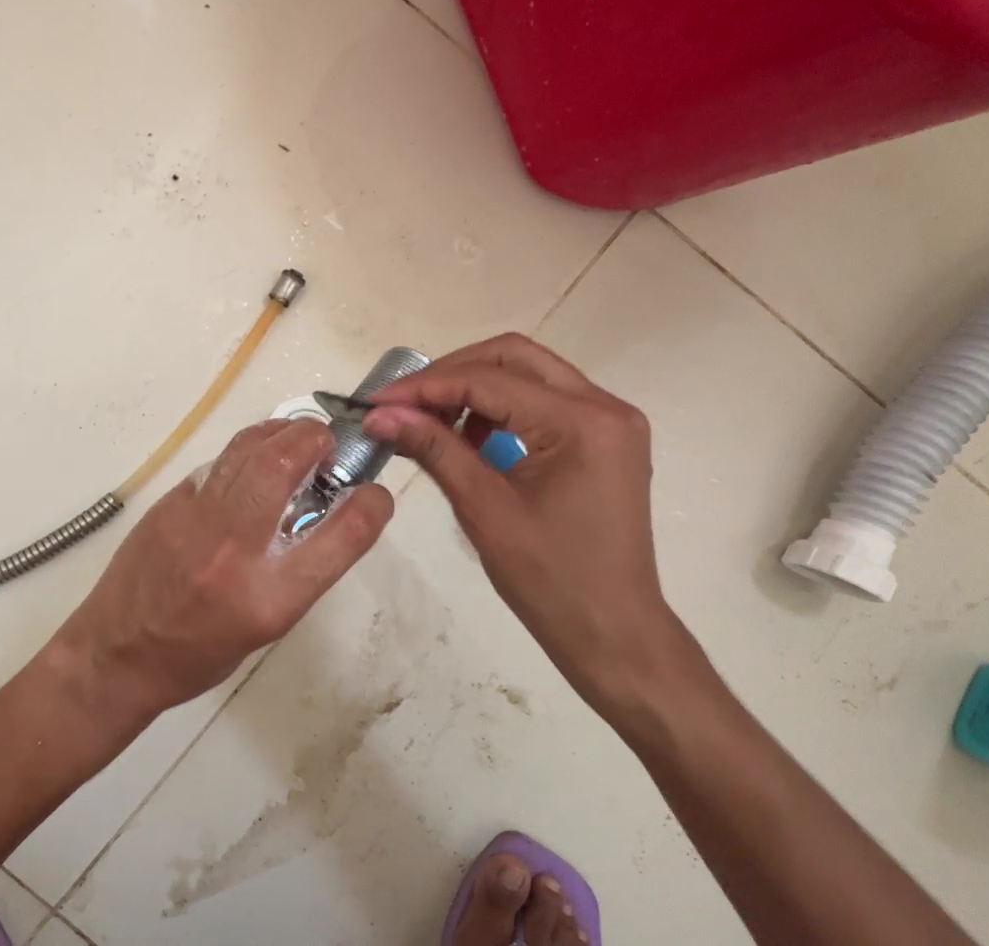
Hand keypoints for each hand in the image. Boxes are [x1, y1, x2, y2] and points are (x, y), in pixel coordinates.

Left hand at [48, 419, 393, 726]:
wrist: (118, 655)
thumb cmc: (198, 655)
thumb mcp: (266, 627)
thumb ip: (297, 570)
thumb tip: (315, 514)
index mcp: (270, 598)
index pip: (342, 536)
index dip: (372, 506)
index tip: (374, 493)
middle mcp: (234, 550)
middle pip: (283, 464)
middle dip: (315, 438)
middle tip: (326, 442)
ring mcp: (195, 520)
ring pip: (245, 449)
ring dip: (279, 433)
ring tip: (294, 440)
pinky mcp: (168, 504)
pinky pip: (215, 465)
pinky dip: (242, 455)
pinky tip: (249, 466)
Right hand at [361, 333, 688, 707]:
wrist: (612, 632)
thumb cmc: (549, 579)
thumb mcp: (483, 509)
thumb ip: (433, 449)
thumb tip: (379, 416)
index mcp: (581, 422)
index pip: (489, 380)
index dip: (425, 387)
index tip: (376, 402)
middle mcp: (604, 407)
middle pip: (514, 356)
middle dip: (451, 373)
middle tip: (403, 404)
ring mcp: (610, 422)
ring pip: (529, 374)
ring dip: (476, 388)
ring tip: (433, 426)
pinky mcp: (604, 440)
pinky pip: (544, 402)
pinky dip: (501, 409)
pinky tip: (472, 441)